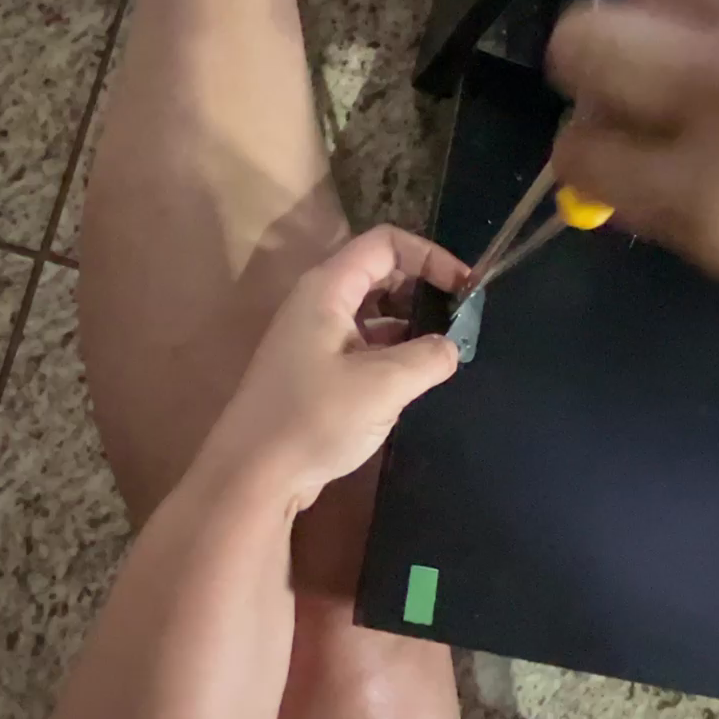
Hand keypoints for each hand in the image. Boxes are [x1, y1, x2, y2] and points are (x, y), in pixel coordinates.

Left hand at [193, 225, 468, 510]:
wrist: (252, 474)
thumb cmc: (314, 418)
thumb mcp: (382, 385)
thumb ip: (427, 357)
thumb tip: (451, 347)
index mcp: (328, 289)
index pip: (386, 244)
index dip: (431, 256)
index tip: (466, 288)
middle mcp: (318, 303)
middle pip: (380, 274)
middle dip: (423, 289)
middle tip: (459, 321)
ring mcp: (314, 337)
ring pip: (372, 312)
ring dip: (410, 324)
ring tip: (445, 351)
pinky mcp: (316, 370)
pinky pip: (363, 344)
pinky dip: (392, 351)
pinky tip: (416, 377)